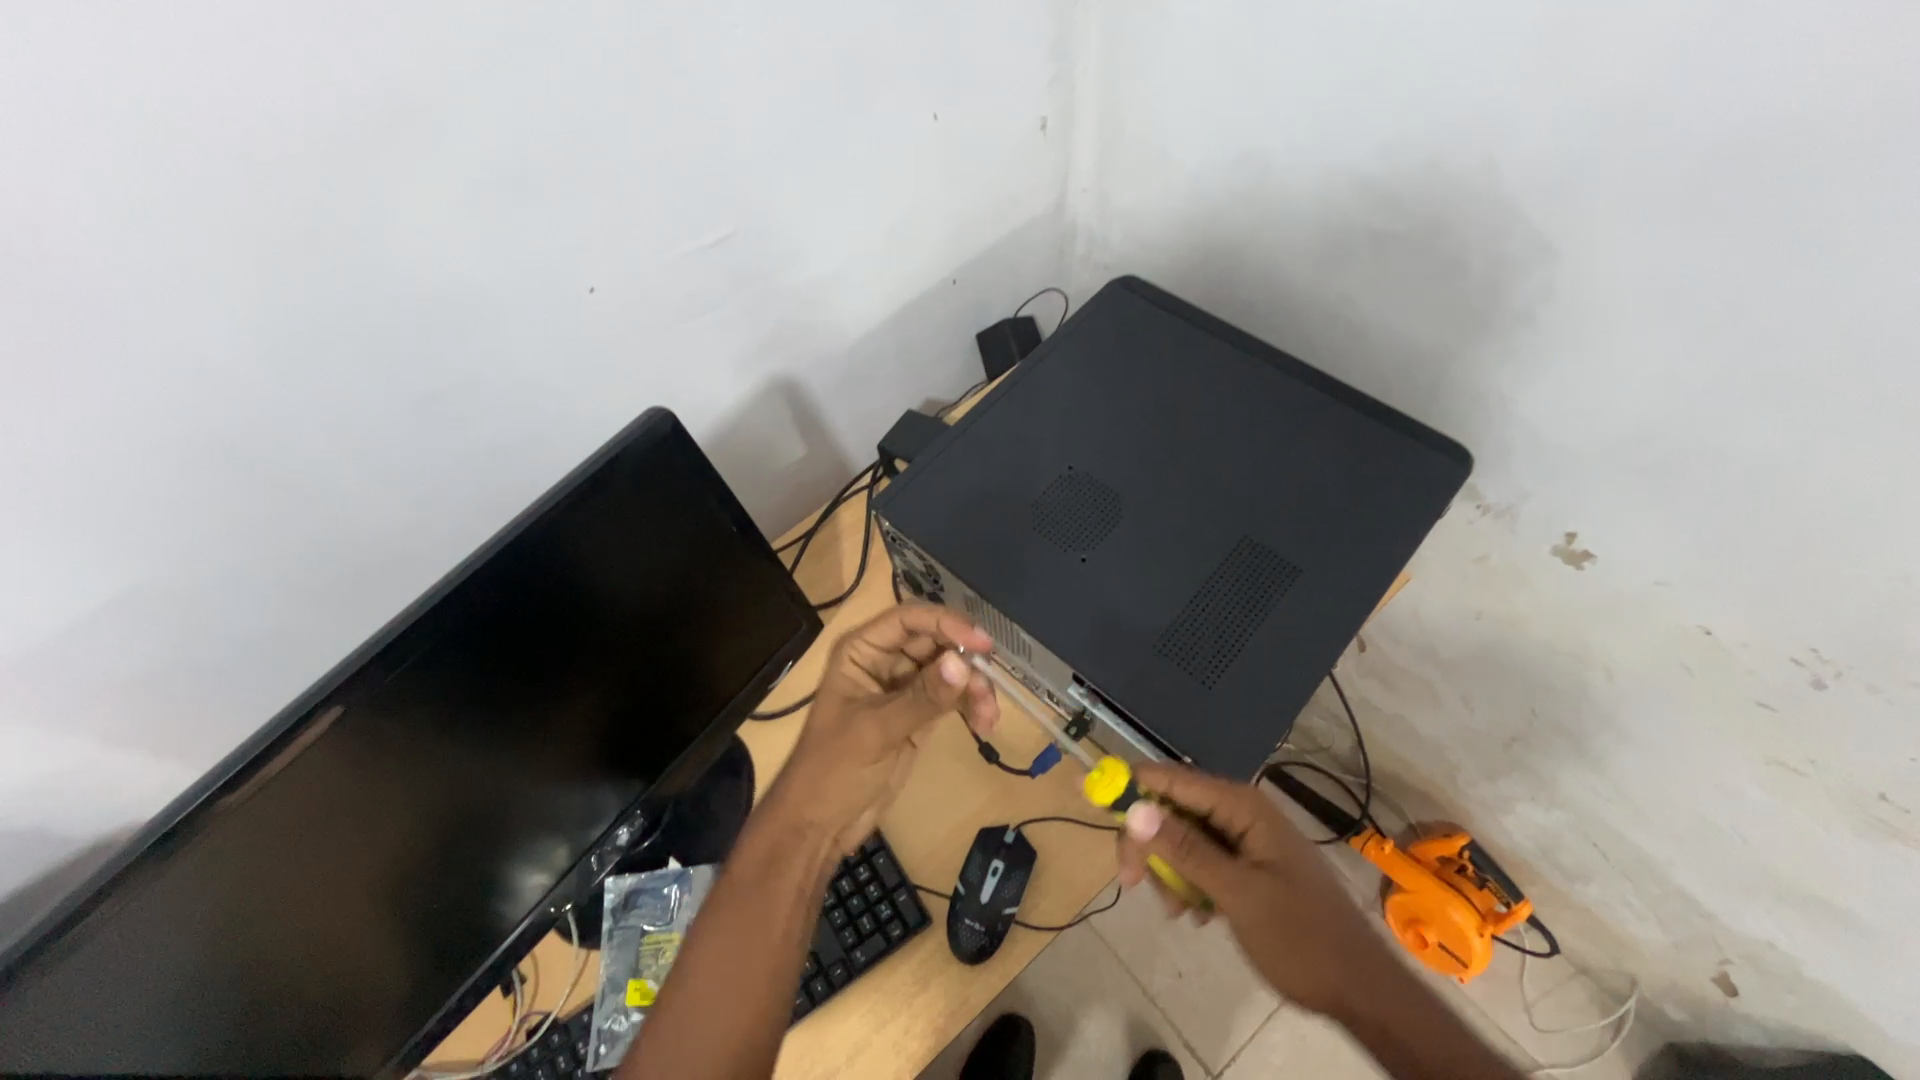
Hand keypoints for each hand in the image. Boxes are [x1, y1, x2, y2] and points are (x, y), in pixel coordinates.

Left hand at [770, 603, 999, 854]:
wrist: (820, 824)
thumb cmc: (833, 769)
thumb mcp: (877, 730)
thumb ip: (922, 697)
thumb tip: (963, 664)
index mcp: (862, 651)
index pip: (909, 619)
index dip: (947, 623)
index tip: (982, 644)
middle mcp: (883, 661)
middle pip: (936, 641)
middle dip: (966, 660)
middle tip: (990, 684)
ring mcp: (902, 689)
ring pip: (949, 670)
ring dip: (973, 687)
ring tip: (988, 716)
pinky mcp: (917, 715)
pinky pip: (951, 697)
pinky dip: (970, 706)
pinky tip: (984, 725)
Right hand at [1115, 762, 1404, 1020]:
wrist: (1358, 989)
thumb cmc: (1301, 938)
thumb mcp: (1237, 894)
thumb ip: (1185, 850)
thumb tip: (1135, 808)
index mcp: (1243, 806)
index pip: (1172, 778)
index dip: (1131, 786)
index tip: (1092, 803)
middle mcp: (1241, 812)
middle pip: (1171, 807)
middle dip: (1148, 842)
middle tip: (1132, 882)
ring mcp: (1244, 839)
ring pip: (1181, 837)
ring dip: (1169, 870)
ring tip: (1178, 911)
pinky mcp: (1246, 865)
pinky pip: (1200, 860)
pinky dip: (1188, 884)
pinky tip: (1196, 914)